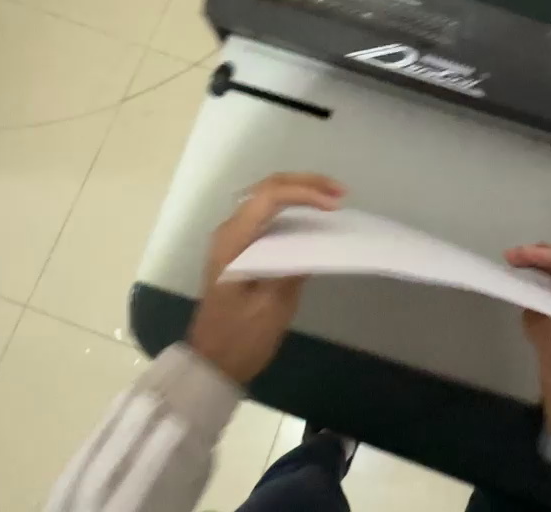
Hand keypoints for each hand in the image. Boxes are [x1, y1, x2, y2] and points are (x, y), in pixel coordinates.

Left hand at [187, 173, 345, 383]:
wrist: (211, 365)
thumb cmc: (239, 338)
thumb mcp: (271, 306)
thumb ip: (293, 267)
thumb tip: (316, 241)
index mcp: (232, 240)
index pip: (268, 197)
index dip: (304, 194)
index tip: (334, 207)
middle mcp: (230, 230)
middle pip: (268, 188)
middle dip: (306, 184)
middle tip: (340, 193)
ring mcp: (235, 237)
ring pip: (269, 197)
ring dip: (301, 193)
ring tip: (332, 200)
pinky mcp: (243, 247)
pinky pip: (269, 215)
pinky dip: (294, 210)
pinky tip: (314, 220)